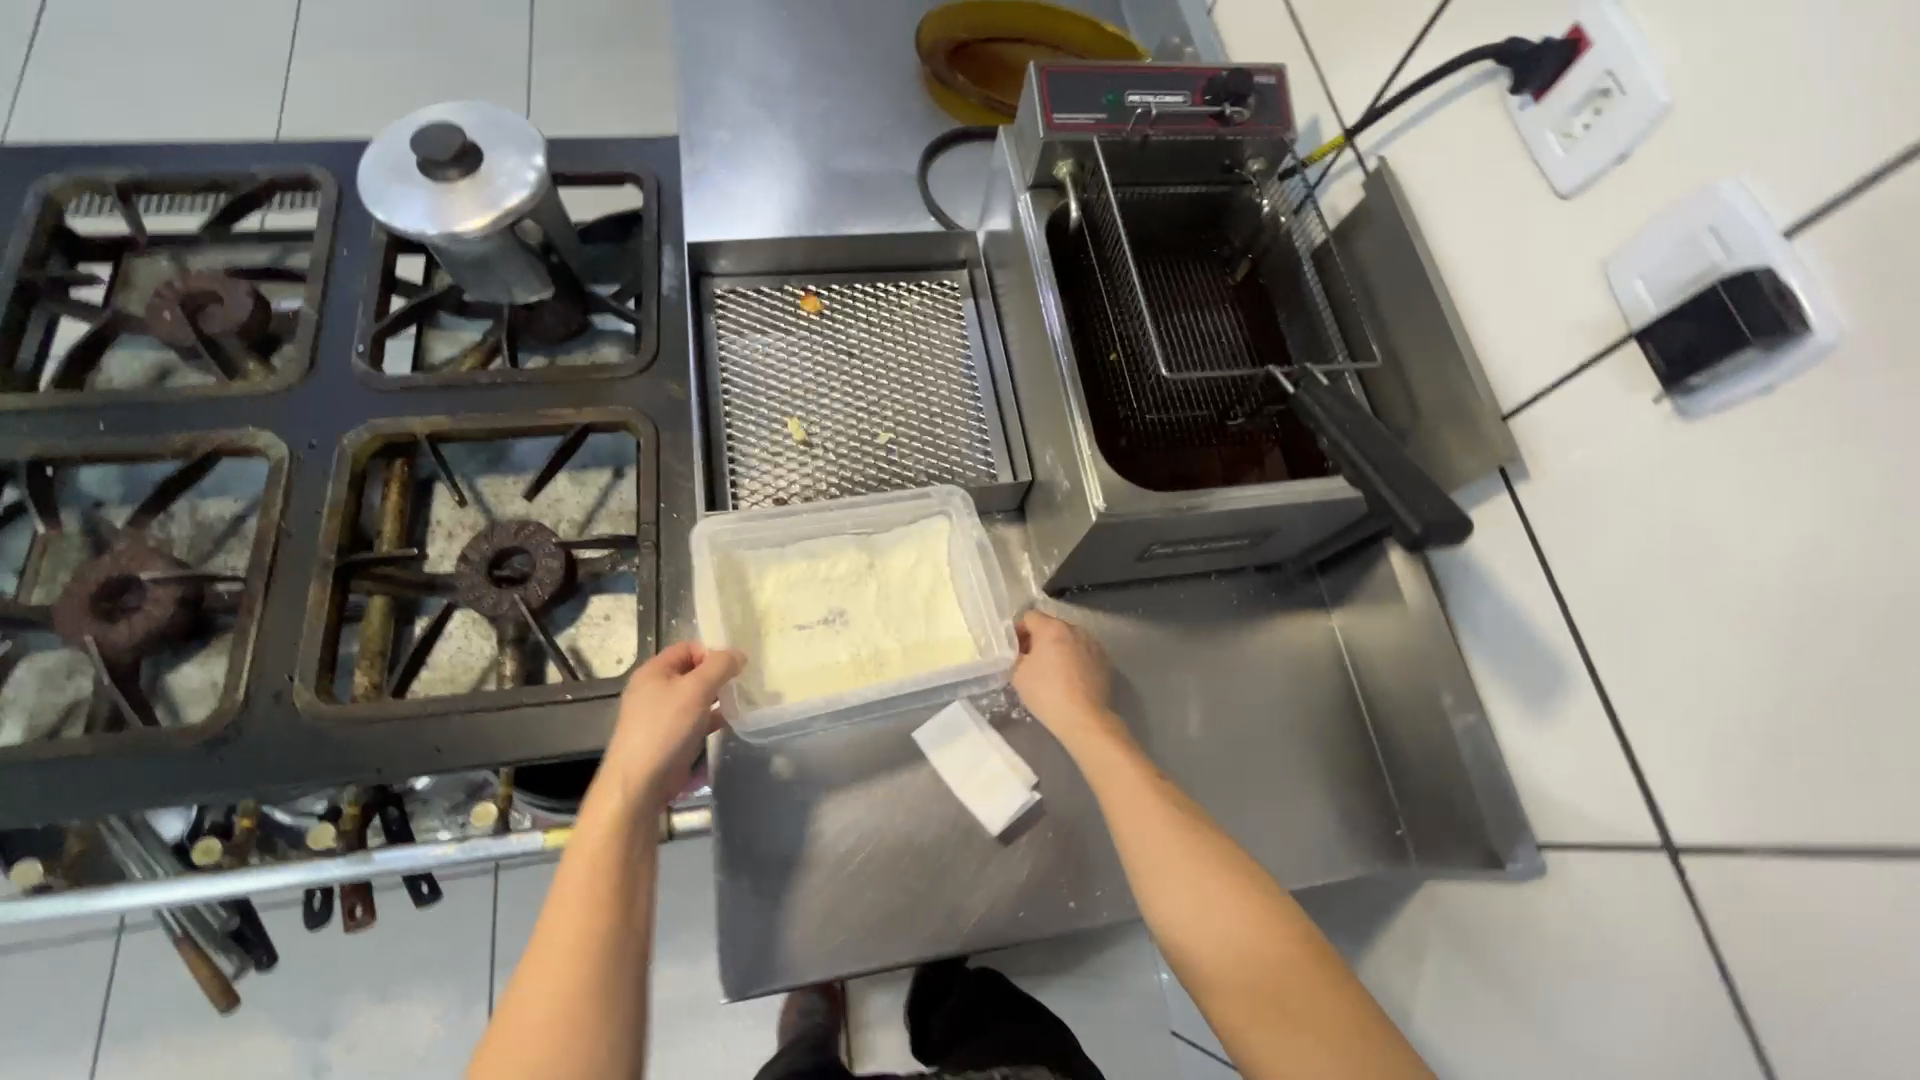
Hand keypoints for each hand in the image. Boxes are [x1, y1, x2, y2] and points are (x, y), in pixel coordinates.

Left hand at [600, 642, 744, 804]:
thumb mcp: (696, 689)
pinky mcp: (669, 737)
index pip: (688, 648)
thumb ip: (720, 666)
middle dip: (718, 678)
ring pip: (696, 698)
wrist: (640, 783)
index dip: (712, 653)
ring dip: (718, 700)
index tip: (733, 670)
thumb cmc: (666, 728)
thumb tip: (739, 655)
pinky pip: (695, 720)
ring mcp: (661, 715)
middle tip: (741, 688)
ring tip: (741, 706)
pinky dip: (712, 720)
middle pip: (693, 673)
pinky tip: (729, 726)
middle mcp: (655, 689)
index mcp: (654, 671)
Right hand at [1012, 611, 1129, 752]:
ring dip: (1058, 647)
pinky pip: (1083, 651)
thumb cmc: (1046, 693)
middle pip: (1050, 625)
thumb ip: (1015, 655)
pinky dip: (1074, 658)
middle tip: (1031, 661)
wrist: (1084, 718)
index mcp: (1051, 628)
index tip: (1016, 650)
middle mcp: (1074, 629)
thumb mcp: (1017, 674)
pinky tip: (1071, 678)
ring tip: (1053, 670)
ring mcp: (1092, 643)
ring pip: (1069, 638)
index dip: (1018, 631)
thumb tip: (1020, 651)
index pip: (1029, 617)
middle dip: (1039, 639)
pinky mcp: (1104, 659)